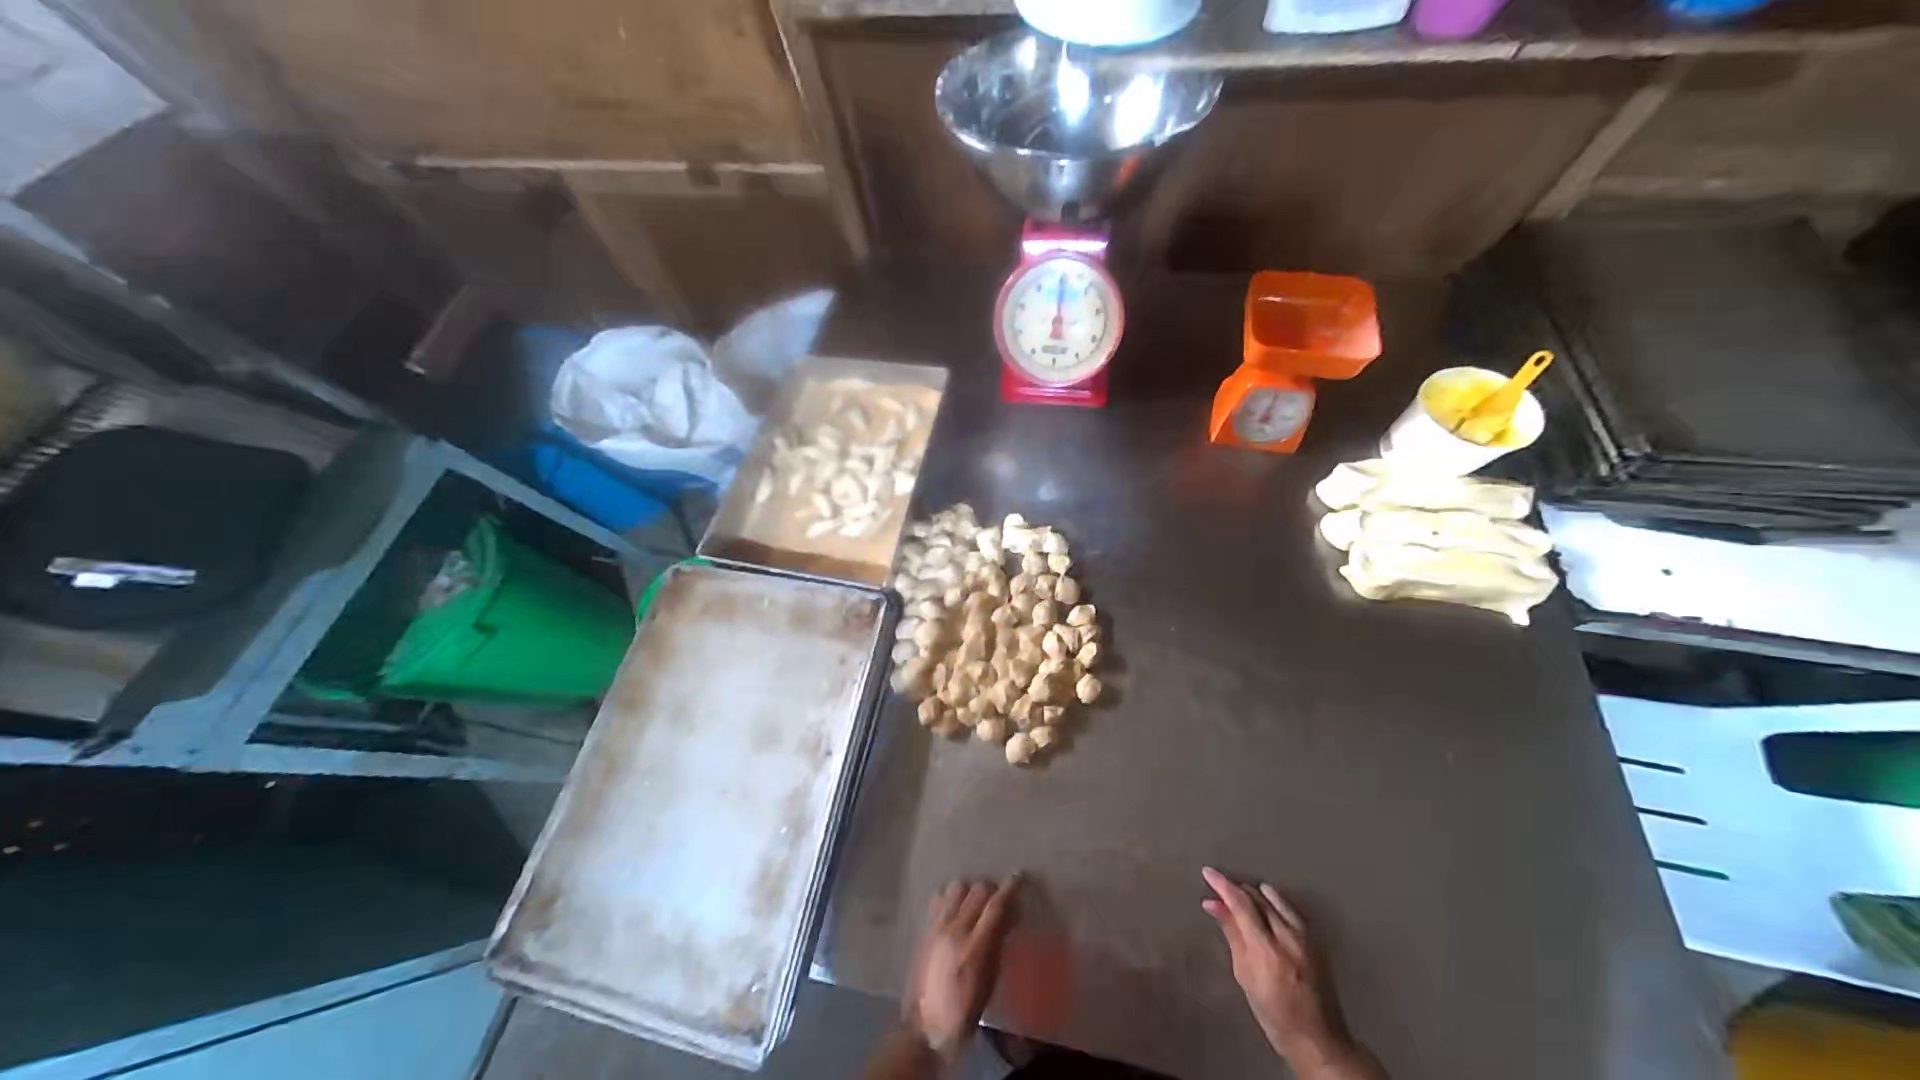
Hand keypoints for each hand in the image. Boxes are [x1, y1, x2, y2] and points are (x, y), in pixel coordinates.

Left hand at [906, 876, 1021, 1058]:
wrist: (926, 1025)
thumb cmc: (965, 1009)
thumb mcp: (990, 980)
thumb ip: (998, 944)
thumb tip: (1008, 917)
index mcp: (976, 947)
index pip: (996, 906)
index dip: (1010, 888)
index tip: (1019, 877)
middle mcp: (956, 930)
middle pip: (978, 890)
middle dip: (992, 890)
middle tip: (999, 900)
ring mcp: (938, 926)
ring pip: (957, 887)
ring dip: (970, 890)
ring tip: (976, 904)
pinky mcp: (925, 928)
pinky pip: (939, 898)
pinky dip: (951, 897)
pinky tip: (956, 909)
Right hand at [1201, 867, 1341, 1061]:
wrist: (1316, 1036)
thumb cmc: (1272, 1012)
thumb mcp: (1244, 975)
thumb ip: (1231, 934)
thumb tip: (1212, 903)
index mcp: (1266, 949)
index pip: (1241, 904)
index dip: (1222, 884)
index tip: (1207, 872)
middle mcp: (1287, 937)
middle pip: (1258, 898)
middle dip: (1236, 889)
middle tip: (1219, 890)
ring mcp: (1304, 937)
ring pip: (1275, 899)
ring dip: (1255, 893)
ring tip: (1241, 896)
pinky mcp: (1314, 940)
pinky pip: (1290, 909)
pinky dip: (1274, 902)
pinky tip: (1266, 904)